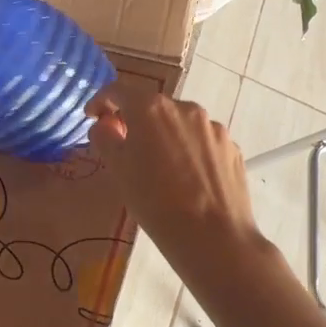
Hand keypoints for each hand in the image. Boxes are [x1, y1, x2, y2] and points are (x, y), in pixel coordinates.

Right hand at [87, 83, 268, 279]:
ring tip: (158, 164)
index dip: (100, 101)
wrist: (213, 236)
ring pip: (178, 123)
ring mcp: (213, 128)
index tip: (93, 116)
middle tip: (124, 144)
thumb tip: (106, 124)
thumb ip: (104, 136)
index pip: (118, 90)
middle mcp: (184, 108)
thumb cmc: (154, 199)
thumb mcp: (116, 167)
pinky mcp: (232, 148)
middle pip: (151, 106)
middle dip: (134, 120)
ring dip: (163, 134)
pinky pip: (200, 140)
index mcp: (150, 108)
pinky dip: (187, 148)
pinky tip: (184, 176)